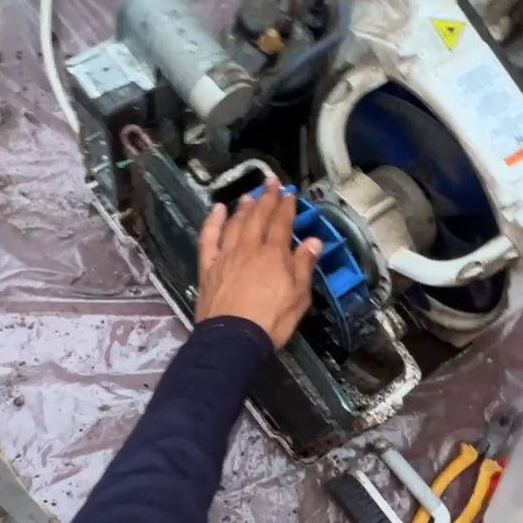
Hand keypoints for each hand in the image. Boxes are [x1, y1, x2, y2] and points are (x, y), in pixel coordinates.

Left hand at [194, 186, 322, 347]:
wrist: (234, 338)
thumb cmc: (271, 321)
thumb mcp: (299, 296)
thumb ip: (304, 266)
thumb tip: (314, 241)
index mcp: (274, 254)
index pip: (282, 223)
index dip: (287, 206)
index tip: (290, 193)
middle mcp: (250, 248)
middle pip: (258, 217)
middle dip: (266, 198)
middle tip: (271, 183)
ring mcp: (226, 255)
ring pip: (236, 223)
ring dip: (244, 207)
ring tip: (250, 196)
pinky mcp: (208, 267)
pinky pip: (209, 238)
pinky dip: (213, 222)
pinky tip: (218, 210)